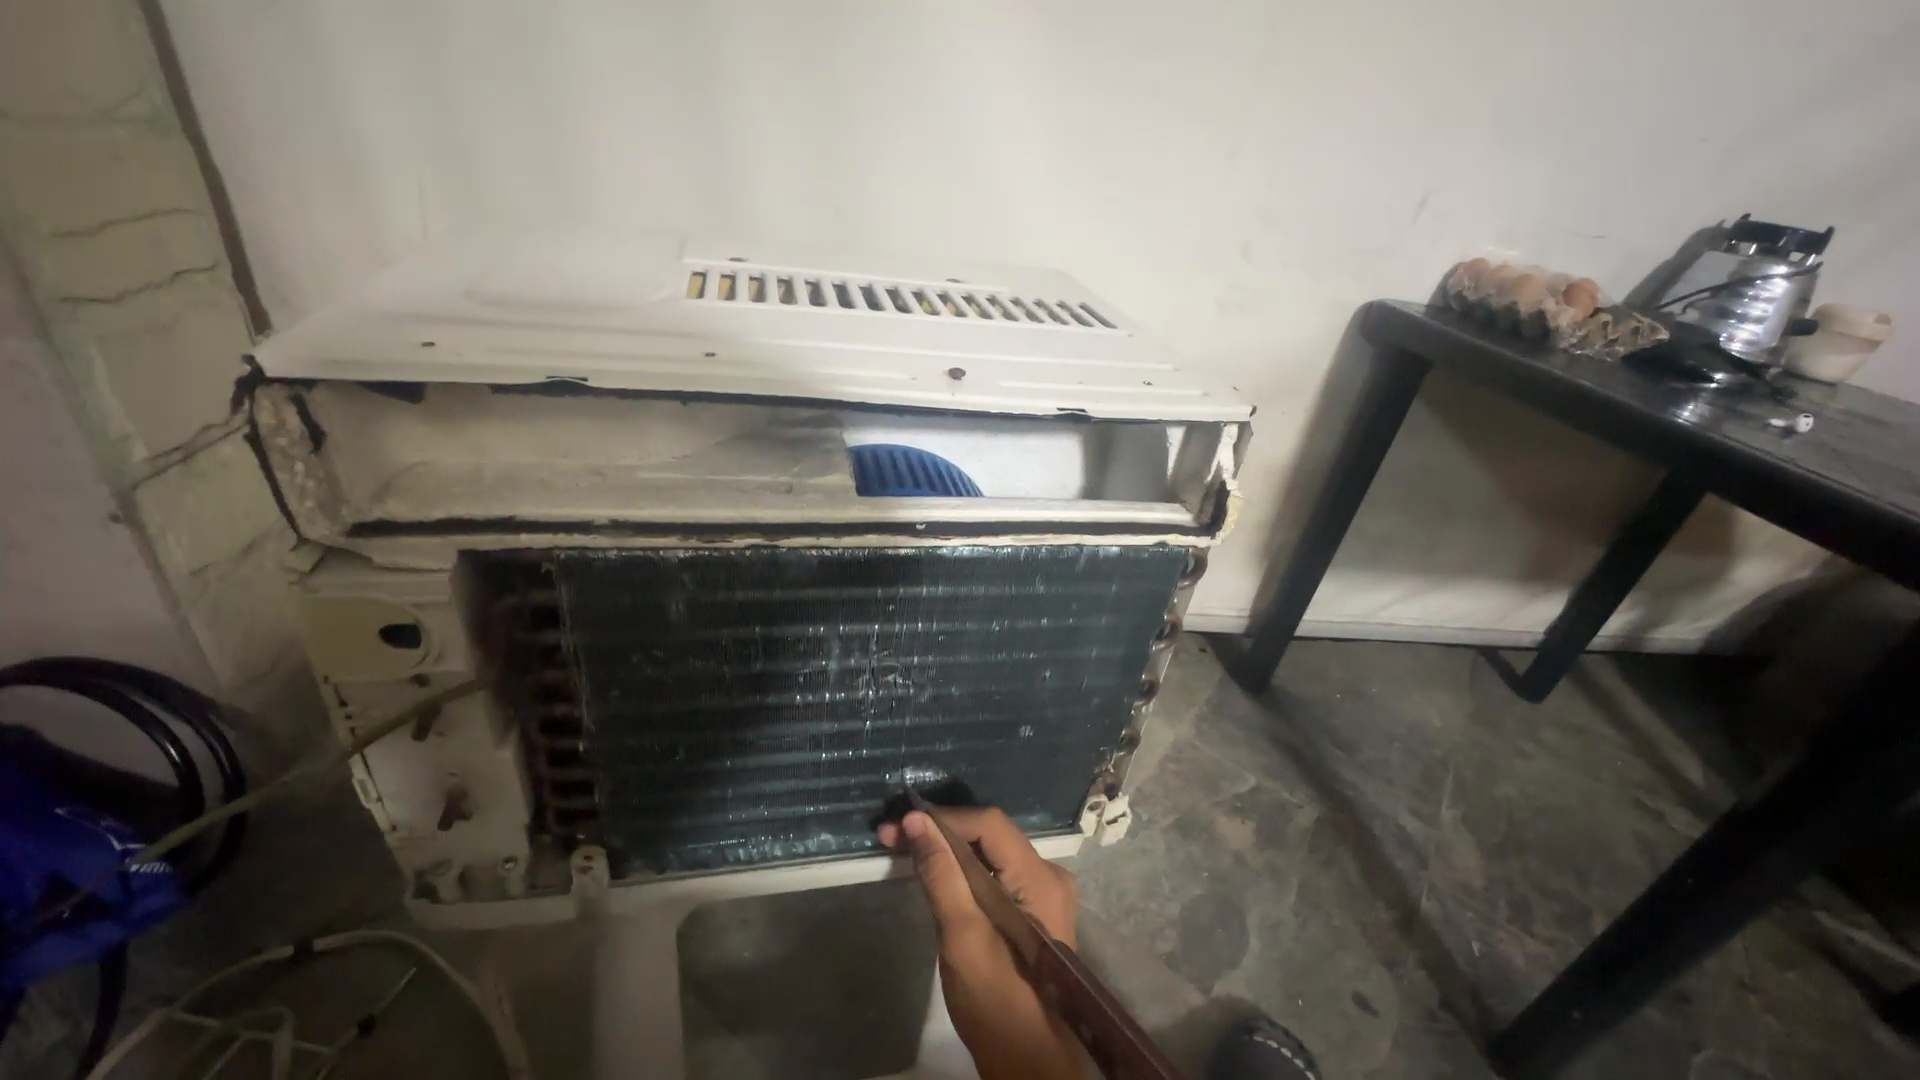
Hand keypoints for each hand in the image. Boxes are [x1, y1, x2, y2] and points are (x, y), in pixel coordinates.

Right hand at [878, 808, 1085, 1079]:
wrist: (1032, 1063)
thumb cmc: (997, 1002)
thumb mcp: (962, 936)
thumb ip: (941, 873)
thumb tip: (916, 820)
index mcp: (1040, 879)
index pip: (990, 824)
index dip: (944, 818)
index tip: (900, 825)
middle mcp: (1048, 876)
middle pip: (990, 835)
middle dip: (940, 832)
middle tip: (892, 837)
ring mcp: (1042, 894)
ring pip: (990, 853)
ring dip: (947, 850)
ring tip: (903, 849)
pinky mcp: (1032, 912)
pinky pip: (995, 874)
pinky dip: (962, 870)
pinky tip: (933, 872)